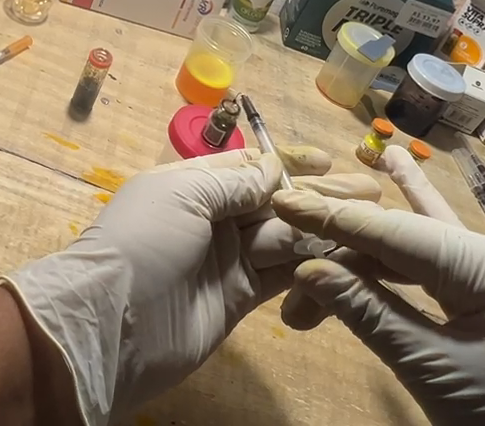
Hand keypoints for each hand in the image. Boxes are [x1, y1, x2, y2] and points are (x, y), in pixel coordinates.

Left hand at [0, 147, 378, 425]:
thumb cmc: (144, 242)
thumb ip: (232, 182)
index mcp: (192, 183)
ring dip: (323, 227)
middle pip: (274, 200)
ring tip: (370, 220)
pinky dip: (311, 263)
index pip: (247, 166)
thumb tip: (274, 168)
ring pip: (284, 236)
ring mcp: (227, 258)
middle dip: (317, 193)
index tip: (326, 158)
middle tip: (370, 190)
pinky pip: (281, 273)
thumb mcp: (183, 195)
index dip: (286, 162)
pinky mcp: (239, 298)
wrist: (114, 326)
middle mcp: (212, 216)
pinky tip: (346, 254)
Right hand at [274, 185, 484, 425]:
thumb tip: (307, 271)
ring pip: (411, 247)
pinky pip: (431, 263)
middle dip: (340, 245)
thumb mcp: (437, 373)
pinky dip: (393, 250)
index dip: (334, 217)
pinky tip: (393, 181)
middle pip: (400, 236)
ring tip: (311, 231)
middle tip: (285, 237)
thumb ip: (371, 315)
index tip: (283, 201)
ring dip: (358, 255)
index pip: (397, 232)